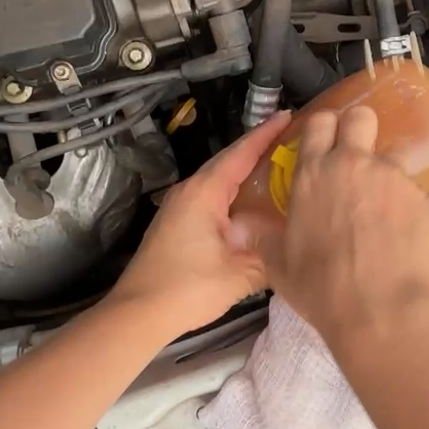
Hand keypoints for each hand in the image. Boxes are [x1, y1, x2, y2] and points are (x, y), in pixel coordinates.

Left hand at [107, 110, 291, 330]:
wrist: (137, 314)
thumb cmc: (187, 288)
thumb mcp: (240, 273)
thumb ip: (270, 253)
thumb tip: (291, 243)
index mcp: (205, 192)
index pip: (240, 153)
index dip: (266, 134)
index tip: (288, 115)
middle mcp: (190, 191)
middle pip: (228, 160)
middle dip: (257, 147)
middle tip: (289, 138)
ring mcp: (179, 206)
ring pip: (218, 178)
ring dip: (244, 169)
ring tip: (275, 164)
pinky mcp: (176, 222)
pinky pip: (211, 195)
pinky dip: (234, 190)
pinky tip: (250, 200)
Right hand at [243, 106, 428, 350]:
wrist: (381, 310)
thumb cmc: (322, 288)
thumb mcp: (280, 264)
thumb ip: (262, 237)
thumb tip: (237, 228)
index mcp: (313, 174)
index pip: (319, 123)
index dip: (323, 127)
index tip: (325, 141)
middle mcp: (352, 164)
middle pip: (361, 116)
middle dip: (359, 127)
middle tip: (356, 154)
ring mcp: (391, 177)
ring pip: (390, 152)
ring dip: (384, 169)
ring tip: (381, 202)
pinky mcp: (420, 196)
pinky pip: (411, 186)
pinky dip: (404, 201)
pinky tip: (400, 229)